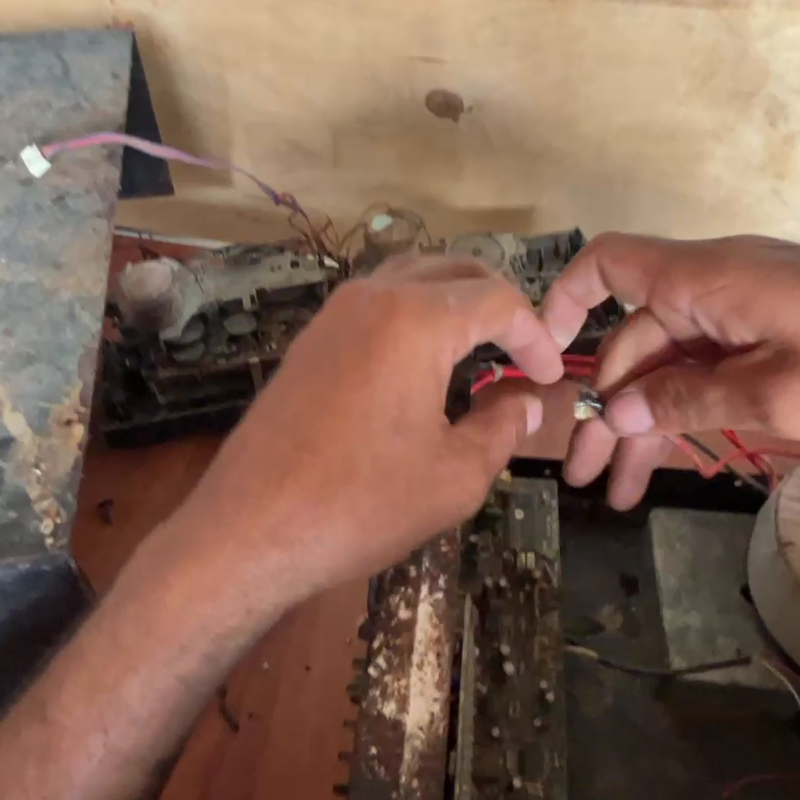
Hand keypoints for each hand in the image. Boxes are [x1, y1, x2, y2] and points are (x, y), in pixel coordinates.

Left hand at [171, 253, 565, 605]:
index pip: (497, 300)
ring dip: (454, 302)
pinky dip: (413, 315)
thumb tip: (526, 403)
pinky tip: (423, 363)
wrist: (249, 529)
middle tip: (522, 352)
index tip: (550, 377)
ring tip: (479, 349)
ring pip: (411, 278)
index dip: (535, 335)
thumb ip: (501, 428)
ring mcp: (334, 314)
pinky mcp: (310, 339)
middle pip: (454, 271)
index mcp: (416, 321)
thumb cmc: (361, 504)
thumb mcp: (454, 476)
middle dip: (498, 305)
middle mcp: (374, 297)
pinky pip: (377, 303)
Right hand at [538, 234, 799, 508]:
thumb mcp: (781, 393)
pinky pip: (714, 376)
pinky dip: (690, 418)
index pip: (611, 265)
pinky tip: (673, 466)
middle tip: (587, 476)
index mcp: (709, 280)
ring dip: (646, 425)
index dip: (566, 300)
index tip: (543, 355)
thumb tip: (618, 414)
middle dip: (607, 409)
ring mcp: (748, 319)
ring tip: (621, 491)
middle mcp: (718, 291)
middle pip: (637, 341)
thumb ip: (691, 400)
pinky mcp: (777, 344)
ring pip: (673, 368)